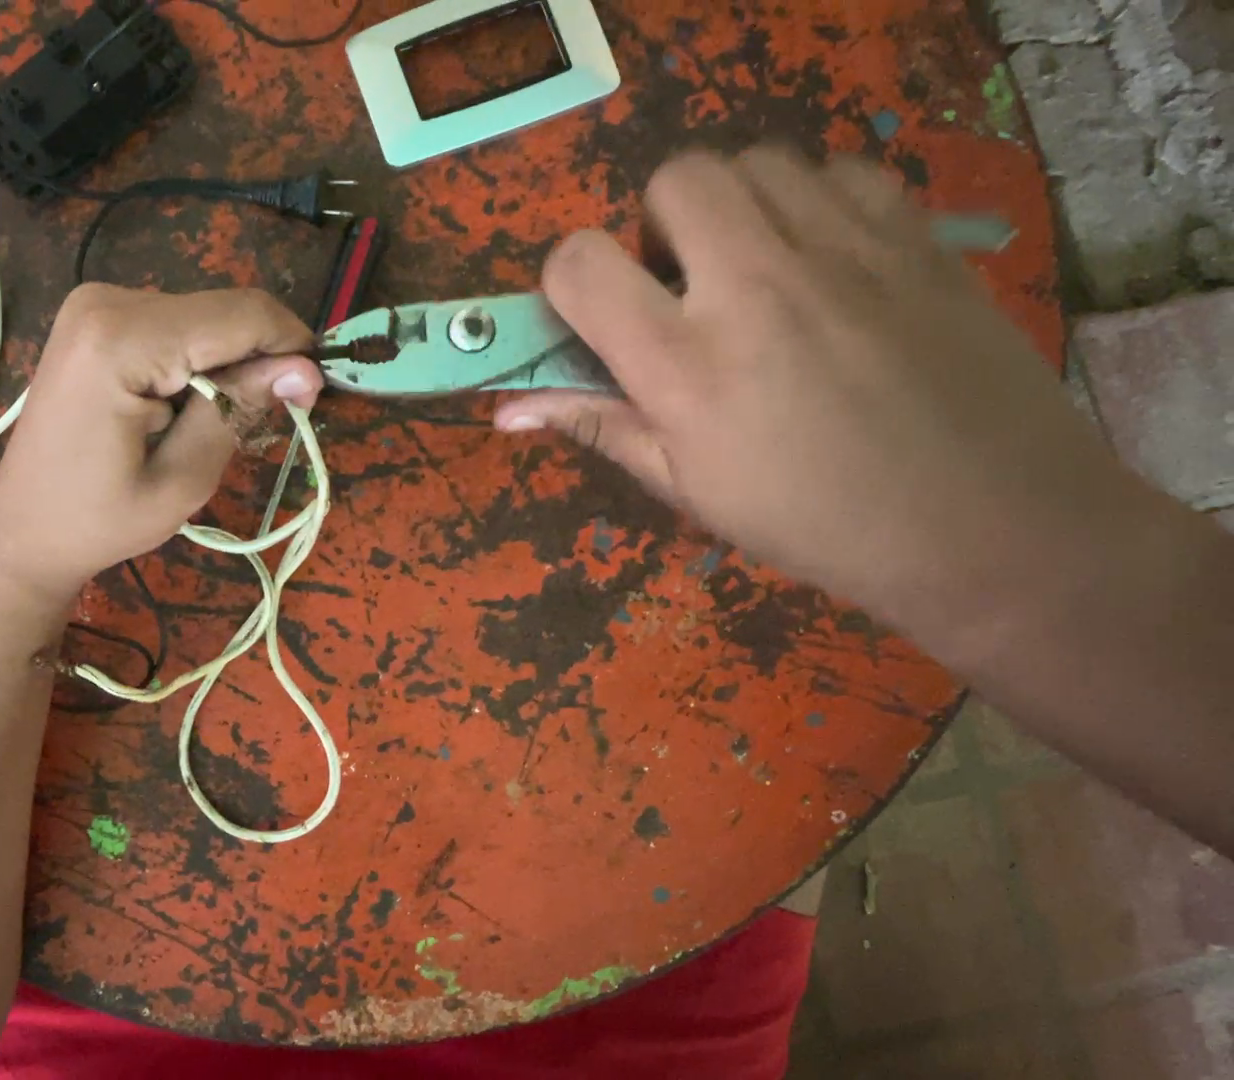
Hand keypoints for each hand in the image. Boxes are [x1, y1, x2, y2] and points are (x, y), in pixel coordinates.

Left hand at [0, 284, 321, 603]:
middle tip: (256, 425)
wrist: (24, 530)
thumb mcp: (183, 479)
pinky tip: (178, 408)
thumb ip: (241, 411)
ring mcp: (95, 303)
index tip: (313, 393)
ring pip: (204, 316)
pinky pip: (174, 324)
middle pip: (222, 311)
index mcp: (121, 339)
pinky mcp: (95, 317)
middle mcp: (106, 301)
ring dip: (225, 365)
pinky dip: (195, 361)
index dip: (291, 346)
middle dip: (256, 360)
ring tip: (205, 427)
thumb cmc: (99, 522)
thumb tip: (308, 369)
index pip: (240, 315)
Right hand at [496, 147, 1153, 641]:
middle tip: (683, 285)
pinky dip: (812, 201)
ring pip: (756, 162)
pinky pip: (839, 170)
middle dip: (658, 224)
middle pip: (674, 179)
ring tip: (752, 268)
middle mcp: (754, 288)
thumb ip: (597, 424)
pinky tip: (822, 260)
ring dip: (733, 206)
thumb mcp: (685, 485)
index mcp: (683, 365)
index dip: (567, 278)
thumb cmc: (808, 520)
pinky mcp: (913, 237)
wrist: (985, 525)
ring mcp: (843, 251)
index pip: (579, 264)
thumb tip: (506, 410)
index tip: (593, 311)